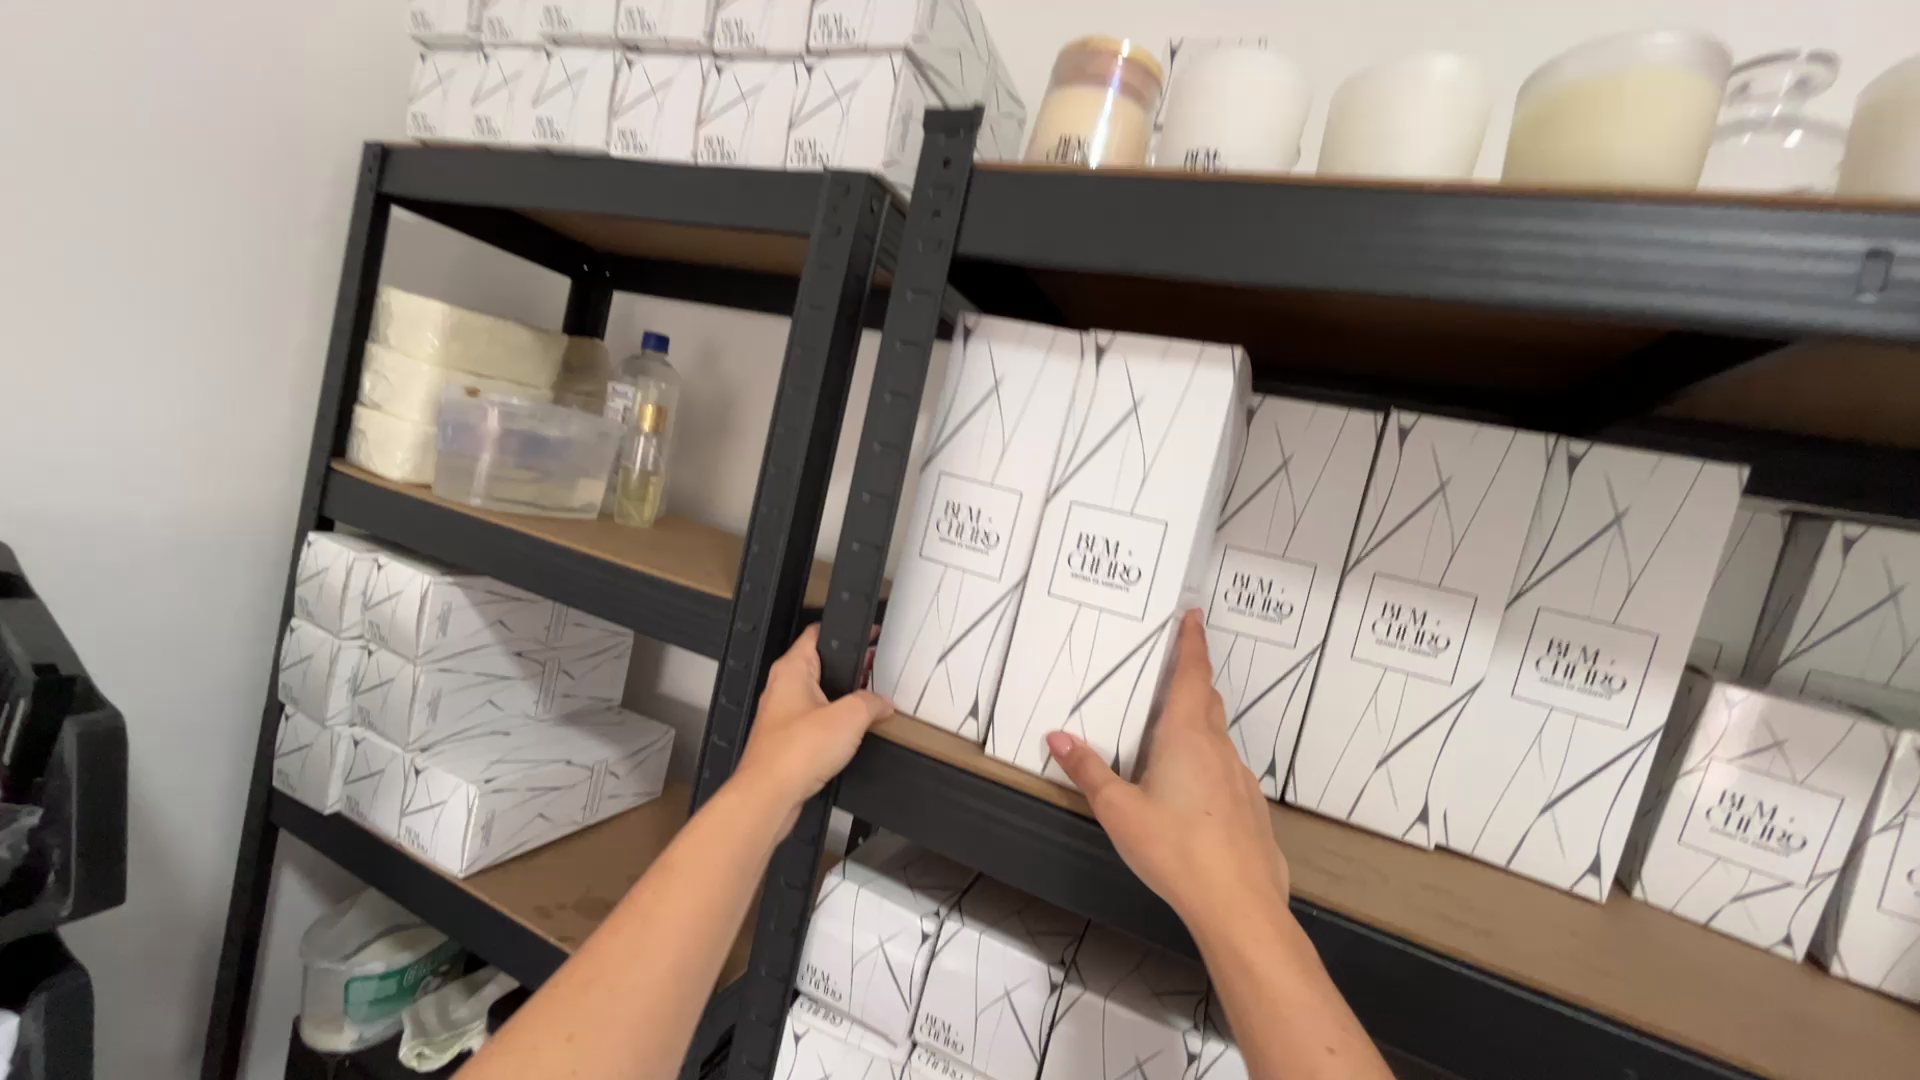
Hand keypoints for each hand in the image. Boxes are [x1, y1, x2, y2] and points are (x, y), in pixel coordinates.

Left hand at [732, 625, 893, 833]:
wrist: (769, 796)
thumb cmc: (792, 753)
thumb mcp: (849, 717)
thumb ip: (871, 703)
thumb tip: (882, 702)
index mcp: (792, 669)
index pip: (816, 633)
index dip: (844, 632)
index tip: (866, 634)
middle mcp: (782, 689)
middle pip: (820, 666)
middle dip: (849, 669)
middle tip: (872, 671)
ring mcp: (782, 716)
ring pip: (818, 697)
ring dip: (842, 701)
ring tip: (866, 707)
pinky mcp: (787, 741)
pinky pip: (815, 724)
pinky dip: (833, 726)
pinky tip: (849, 738)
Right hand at [1046, 609, 1290, 936]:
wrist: (1239, 906)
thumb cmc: (1176, 851)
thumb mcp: (1119, 810)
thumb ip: (1087, 770)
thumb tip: (1058, 736)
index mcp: (1187, 737)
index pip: (1193, 675)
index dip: (1192, 643)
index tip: (1194, 616)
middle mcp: (1218, 749)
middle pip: (1209, 700)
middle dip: (1194, 679)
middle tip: (1175, 669)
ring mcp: (1240, 778)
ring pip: (1219, 736)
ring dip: (1200, 723)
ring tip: (1172, 735)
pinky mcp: (1250, 807)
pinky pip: (1226, 769)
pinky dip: (1209, 762)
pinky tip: (1192, 793)